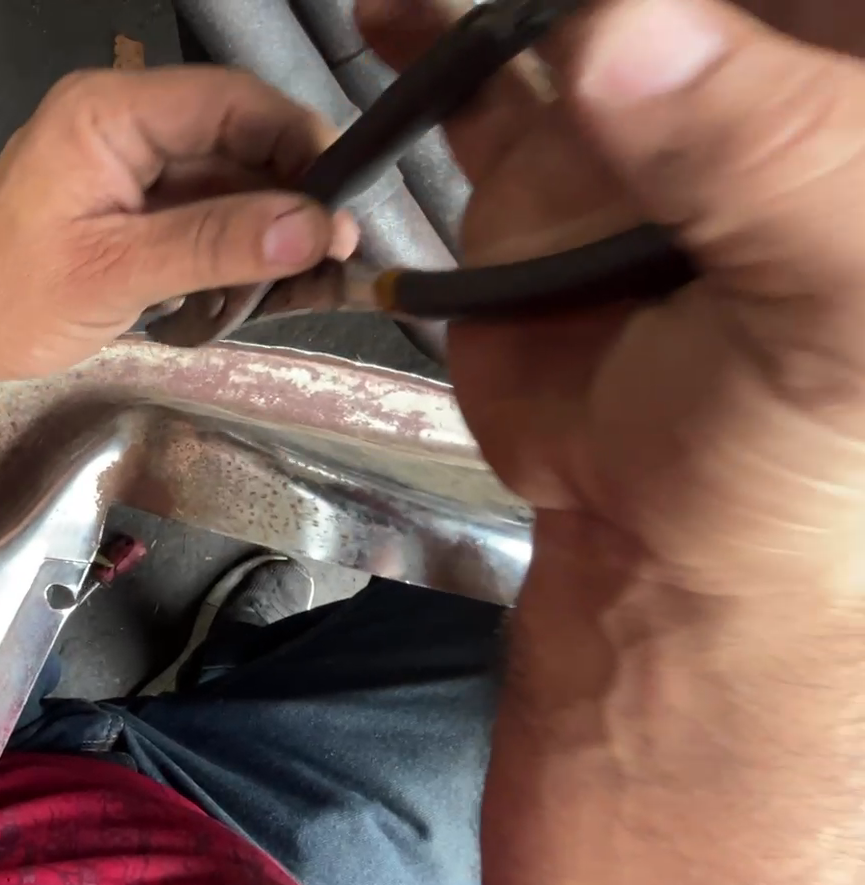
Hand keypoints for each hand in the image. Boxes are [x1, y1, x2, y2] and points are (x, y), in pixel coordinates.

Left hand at [0, 67, 359, 382]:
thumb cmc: (7, 302)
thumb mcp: (113, 274)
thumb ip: (213, 245)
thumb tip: (317, 229)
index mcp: (107, 112)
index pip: (229, 103)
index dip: (299, 144)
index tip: (348, 200)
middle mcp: (117, 125)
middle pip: (228, 143)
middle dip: (285, 196)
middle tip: (337, 253)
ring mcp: (116, 169)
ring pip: (213, 184)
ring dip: (258, 230)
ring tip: (311, 278)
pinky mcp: (116, 210)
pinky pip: (186, 215)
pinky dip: (221, 248)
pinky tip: (259, 281)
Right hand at [360, 0, 864, 602]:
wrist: (649, 512)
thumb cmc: (796, 431)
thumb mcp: (828, 301)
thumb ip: (760, 157)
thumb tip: (616, 27)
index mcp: (854, 90)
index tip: (654, 3)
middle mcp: (752, 86)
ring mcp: (630, 129)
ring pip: (574, 19)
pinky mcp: (530, 183)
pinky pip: (477, 97)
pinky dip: (429, 50)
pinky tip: (387, 14)